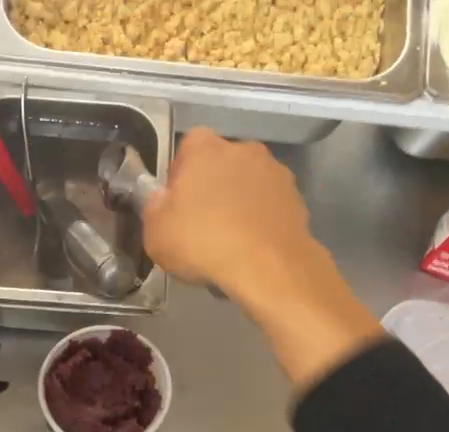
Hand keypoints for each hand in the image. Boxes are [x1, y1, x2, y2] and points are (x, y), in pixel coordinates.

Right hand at [142, 128, 383, 389]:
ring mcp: (273, 170)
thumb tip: (162, 198)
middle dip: (211, 188)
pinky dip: (259, 219)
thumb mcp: (155, 232)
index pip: (187, 148)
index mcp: (204, 148)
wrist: (266, 265)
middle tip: (201, 226)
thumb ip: (154, 207)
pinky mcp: (294, 195)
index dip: (180, 176)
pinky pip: (268, 204)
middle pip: (220, 164)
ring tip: (229, 241)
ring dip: (238, 203)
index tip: (177, 206)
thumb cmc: (202, 243)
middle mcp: (242, 148)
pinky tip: (251, 247)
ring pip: (246, 183)